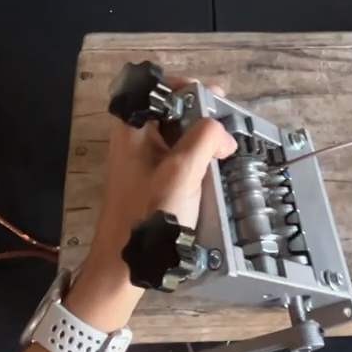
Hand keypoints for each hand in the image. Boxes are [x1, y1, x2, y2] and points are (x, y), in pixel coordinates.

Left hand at [69, 82, 237, 330]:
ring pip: (175, 133)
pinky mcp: (150, 180)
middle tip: (227, 118)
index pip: (154, 88)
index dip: (185, 86)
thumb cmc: (148, 214)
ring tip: (227, 142)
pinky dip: (196, 154)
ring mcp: (141, 160)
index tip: (215, 97)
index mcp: (132, 128)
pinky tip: (214, 166)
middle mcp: (133, 138)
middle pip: (168, 109)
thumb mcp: (182, 171)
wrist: (124, 265)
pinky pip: (176, 155)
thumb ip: (205, 139)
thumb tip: (224, 135)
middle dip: (200, 110)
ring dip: (200, 134)